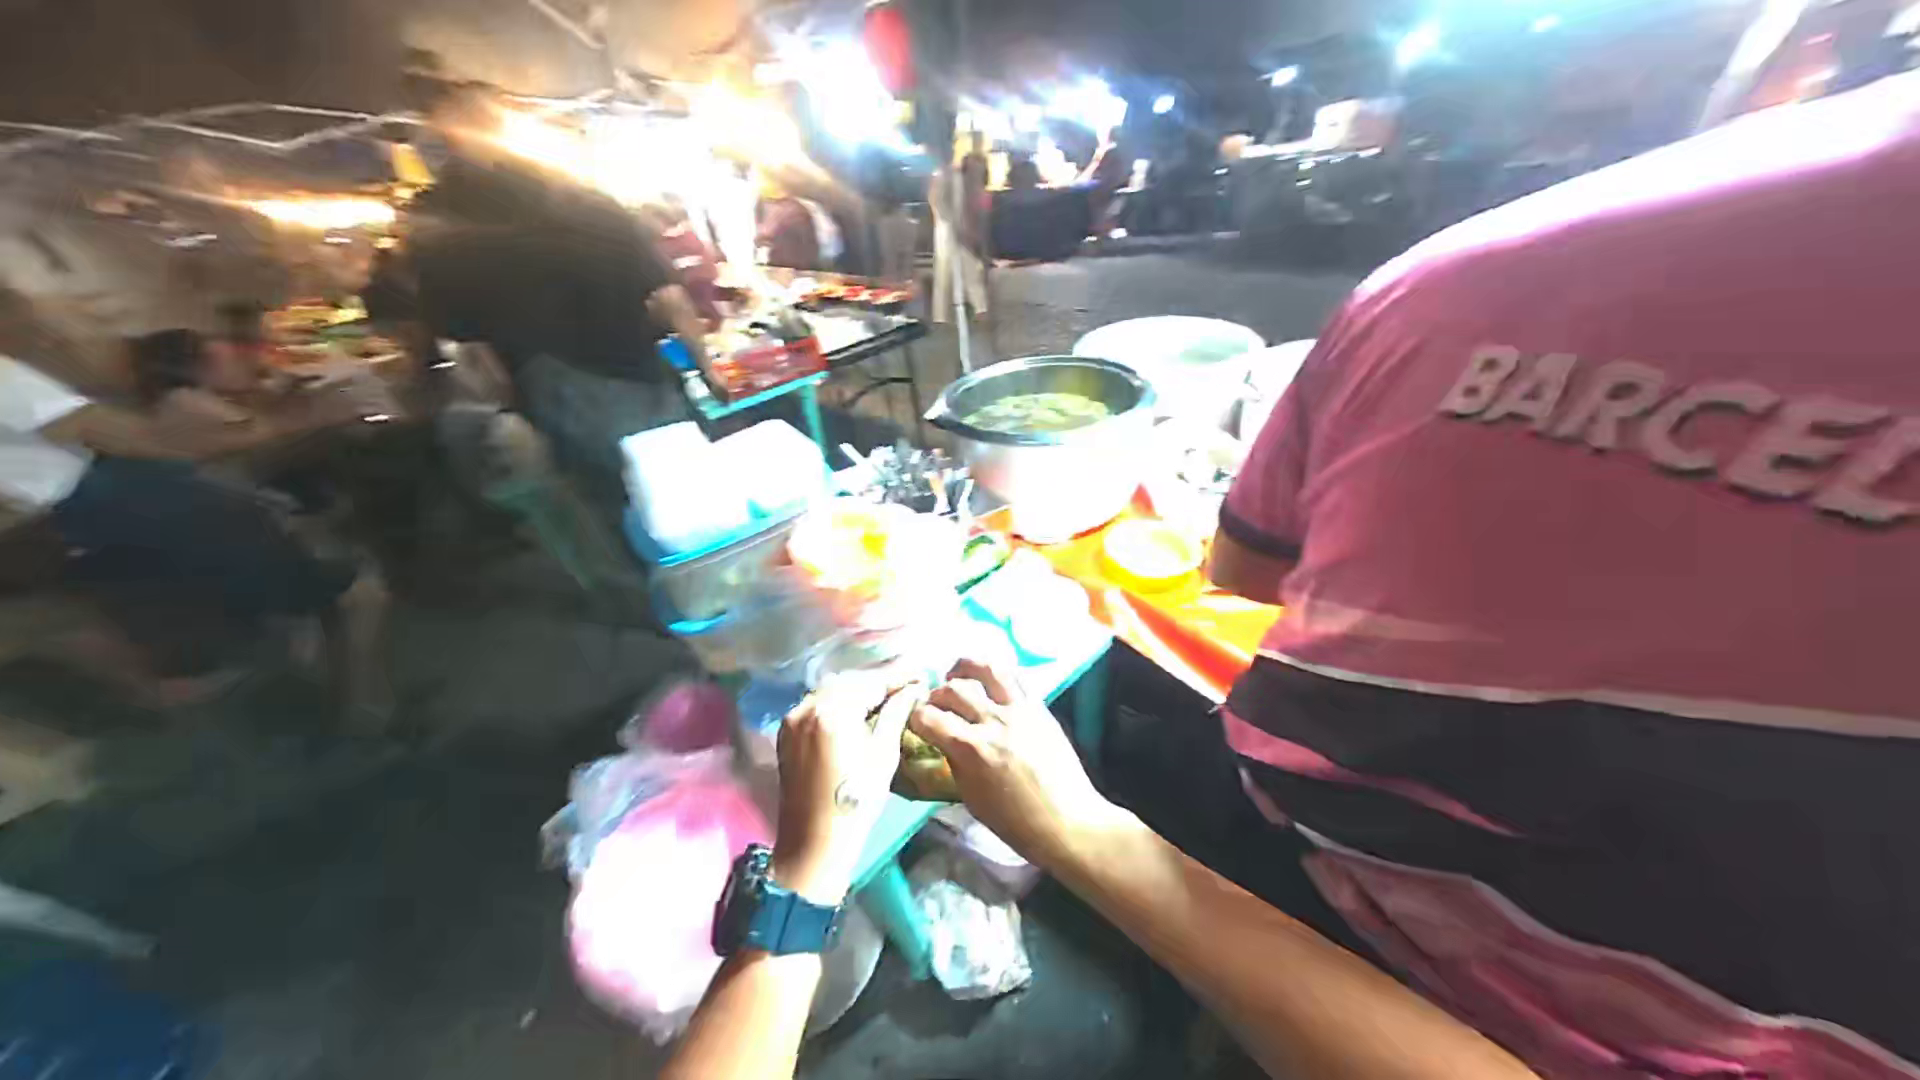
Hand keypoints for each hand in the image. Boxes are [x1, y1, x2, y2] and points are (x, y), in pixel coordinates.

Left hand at [772, 678, 925, 904]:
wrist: (815, 842)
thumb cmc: (857, 801)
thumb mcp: (883, 754)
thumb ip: (896, 714)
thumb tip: (912, 689)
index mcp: (832, 713)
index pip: (870, 683)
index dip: (897, 678)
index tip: (919, 675)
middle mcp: (807, 708)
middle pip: (848, 682)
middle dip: (876, 681)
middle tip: (904, 685)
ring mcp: (793, 719)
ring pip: (830, 691)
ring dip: (857, 690)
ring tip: (883, 696)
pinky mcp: (787, 732)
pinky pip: (816, 704)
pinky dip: (837, 702)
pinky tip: (855, 710)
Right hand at [908, 659, 1129, 870]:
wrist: (1067, 821)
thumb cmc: (1016, 822)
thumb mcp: (971, 797)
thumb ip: (954, 762)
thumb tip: (944, 741)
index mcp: (971, 749)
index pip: (927, 717)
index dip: (913, 716)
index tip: (913, 720)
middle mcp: (993, 722)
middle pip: (953, 689)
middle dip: (935, 694)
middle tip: (934, 704)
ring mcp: (1019, 710)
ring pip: (986, 669)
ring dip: (965, 667)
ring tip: (957, 674)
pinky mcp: (1039, 707)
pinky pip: (1016, 677)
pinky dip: (996, 673)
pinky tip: (989, 680)